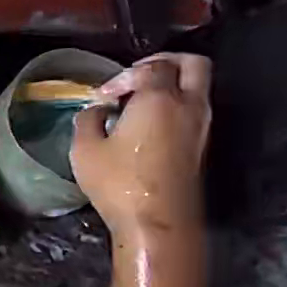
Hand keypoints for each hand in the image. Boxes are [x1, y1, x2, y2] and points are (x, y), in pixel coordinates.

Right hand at [70, 53, 211, 243]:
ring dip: (172, 84)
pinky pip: (194, 109)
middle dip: (164, 62)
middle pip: (192, 63)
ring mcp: (201, 126)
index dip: (123, 75)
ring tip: (140, 102)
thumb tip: (97, 111)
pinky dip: (175, 105)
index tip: (103, 97)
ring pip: (198, 86)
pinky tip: (149, 124)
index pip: (150, 67)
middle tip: (137, 76)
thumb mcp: (85, 150)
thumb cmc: (118, 183)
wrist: (157, 224)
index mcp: (159, 99)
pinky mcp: (202, 145)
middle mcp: (189, 105)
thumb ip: (88, 120)